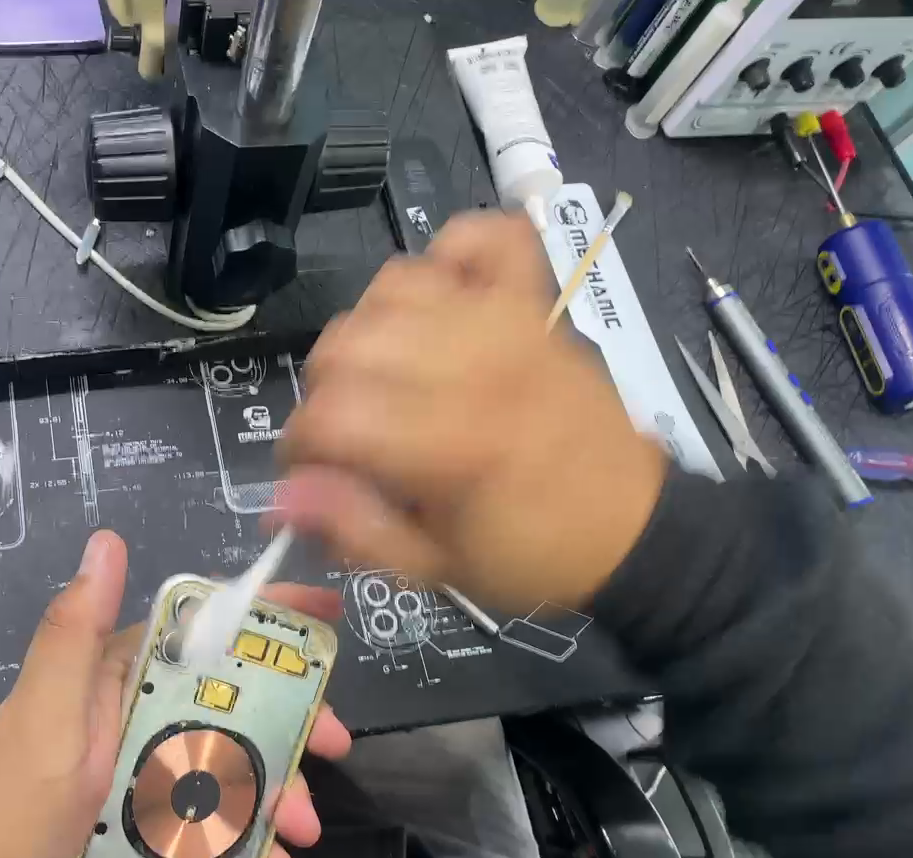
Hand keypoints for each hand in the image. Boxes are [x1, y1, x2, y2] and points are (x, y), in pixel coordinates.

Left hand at [0, 530, 352, 857]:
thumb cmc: (17, 797)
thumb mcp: (47, 713)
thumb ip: (76, 630)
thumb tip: (106, 540)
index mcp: (125, 668)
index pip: (204, 625)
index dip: (268, 614)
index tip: (330, 614)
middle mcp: (144, 704)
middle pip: (236, 696)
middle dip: (292, 719)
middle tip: (337, 747)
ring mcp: (151, 759)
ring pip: (234, 757)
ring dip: (278, 787)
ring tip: (299, 834)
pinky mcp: (153, 809)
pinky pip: (216, 810)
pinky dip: (248, 834)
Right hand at [275, 212, 667, 610]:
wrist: (631, 530)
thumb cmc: (528, 555)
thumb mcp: (431, 567)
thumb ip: (352, 527)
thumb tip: (281, 495)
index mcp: (452, 444)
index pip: (330, 415)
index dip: (297, 444)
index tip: (309, 470)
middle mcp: (476, 365)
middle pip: (346, 343)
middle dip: (322, 392)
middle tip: (347, 432)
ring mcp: (510, 322)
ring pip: (392, 286)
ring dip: (367, 330)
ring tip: (383, 373)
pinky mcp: (536, 301)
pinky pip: (481, 236)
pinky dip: (447, 256)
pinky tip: (437, 304)